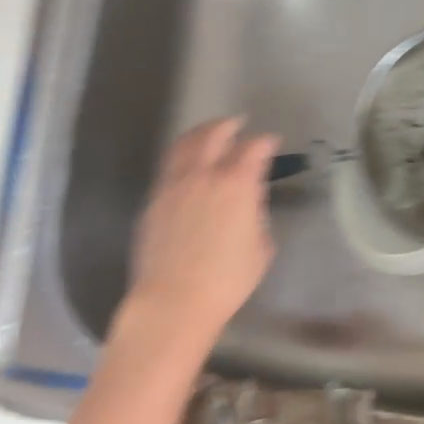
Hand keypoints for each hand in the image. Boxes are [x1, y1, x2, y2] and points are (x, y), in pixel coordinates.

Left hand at [125, 118, 279, 335]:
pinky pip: (168, 167)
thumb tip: (250, 205)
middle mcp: (202, 176)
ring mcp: (172, 185)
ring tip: (207, 136)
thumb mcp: (260, 251)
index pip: (253, 151)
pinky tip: (187, 167)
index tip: (271, 142)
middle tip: (236, 124)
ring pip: (183, 145)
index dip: (264, 143)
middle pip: (212, 135)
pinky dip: (181, 158)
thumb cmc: (228, 281)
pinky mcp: (153, 201)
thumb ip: (257, 218)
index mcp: (235, 186)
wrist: (176, 299)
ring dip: (198, 135)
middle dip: (227, 126)